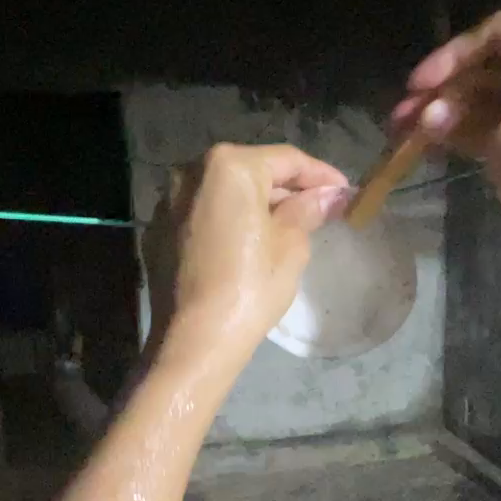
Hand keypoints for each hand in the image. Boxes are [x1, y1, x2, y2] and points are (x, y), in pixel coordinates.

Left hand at [145, 144, 349, 365]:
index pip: (286, 160)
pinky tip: (246, 244)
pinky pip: (202, 217)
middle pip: (250, 172)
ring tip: (285, 227)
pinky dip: (227, 222)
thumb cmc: (249, 288)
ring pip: (223, 194)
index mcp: (228, 167)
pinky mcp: (157, 233)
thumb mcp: (291, 247)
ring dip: (254, 205)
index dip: (321, 175)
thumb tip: (328, 197)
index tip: (344, 191)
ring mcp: (168, 203)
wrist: (193, 340)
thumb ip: (308, 211)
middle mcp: (190, 173)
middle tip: (318, 210)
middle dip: (285, 189)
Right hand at [393, 10, 500, 286]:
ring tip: (405, 139)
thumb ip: (465, 122)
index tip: (414, 88)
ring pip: (495, 104)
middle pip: (494, 70)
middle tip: (397, 122)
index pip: (499, 34)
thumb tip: (427, 117)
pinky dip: (471, 137)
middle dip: (443, 93)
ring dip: (451, 117)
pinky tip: (436, 149)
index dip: (451, 57)